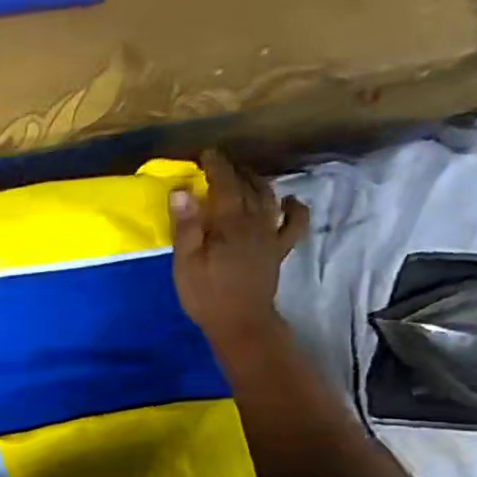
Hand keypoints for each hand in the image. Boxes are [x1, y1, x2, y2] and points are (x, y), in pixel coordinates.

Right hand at [170, 149, 306, 350]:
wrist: (241, 322)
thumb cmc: (206, 294)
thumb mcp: (186, 262)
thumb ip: (186, 226)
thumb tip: (181, 191)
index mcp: (229, 223)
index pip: (225, 184)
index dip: (216, 166)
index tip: (207, 153)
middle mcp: (255, 222)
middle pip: (248, 187)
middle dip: (235, 171)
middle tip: (220, 163)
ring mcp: (271, 235)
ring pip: (269, 198)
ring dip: (258, 182)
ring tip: (245, 175)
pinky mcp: (279, 250)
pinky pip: (295, 223)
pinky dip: (294, 208)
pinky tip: (289, 201)